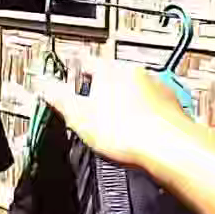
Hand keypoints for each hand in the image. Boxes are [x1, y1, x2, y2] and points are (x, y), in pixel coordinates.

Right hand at [34, 59, 199, 176]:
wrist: (172, 151)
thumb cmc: (126, 132)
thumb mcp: (79, 116)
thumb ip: (58, 97)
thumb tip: (41, 84)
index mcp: (109, 70)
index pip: (85, 62)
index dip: (73, 70)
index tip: (69, 75)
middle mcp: (135, 73)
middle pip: (110, 75)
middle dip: (100, 88)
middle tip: (89, 105)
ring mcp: (157, 88)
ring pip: (132, 89)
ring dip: (122, 101)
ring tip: (113, 122)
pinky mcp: (173, 107)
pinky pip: (151, 106)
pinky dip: (142, 114)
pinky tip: (136, 131)